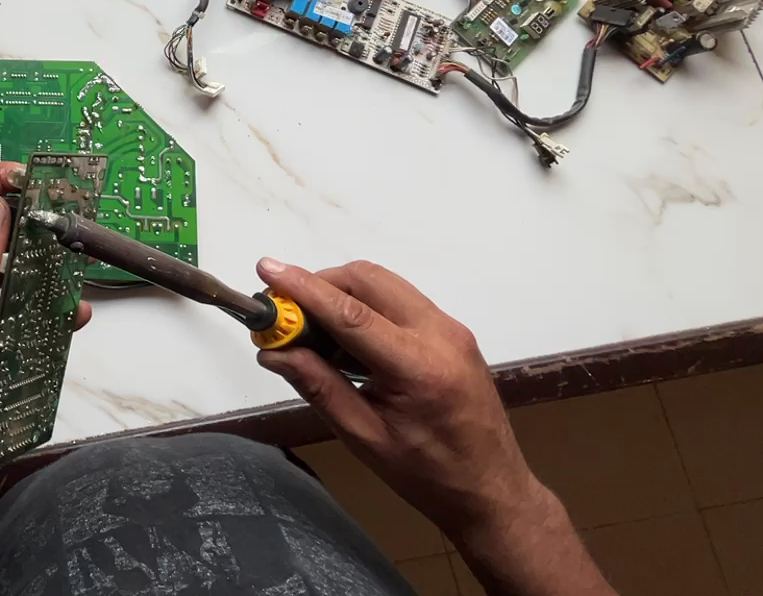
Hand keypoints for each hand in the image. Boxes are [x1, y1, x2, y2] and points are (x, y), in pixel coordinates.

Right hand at [253, 259, 541, 541]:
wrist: (495, 493)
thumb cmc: (427, 475)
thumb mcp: (363, 437)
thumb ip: (317, 386)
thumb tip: (271, 351)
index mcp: (420, 369)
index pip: (350, 314)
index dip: (304, 288)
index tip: (267, 269)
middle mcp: (440, 336)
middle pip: (366, 280)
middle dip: (319, 284)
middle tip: (287, 311)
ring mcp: (450, 328)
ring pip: (380, 281)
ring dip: (339, 290)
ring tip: (314, 326)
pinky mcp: (450, 329)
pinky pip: (395, 296)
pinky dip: (361, 302)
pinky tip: (347, 337)